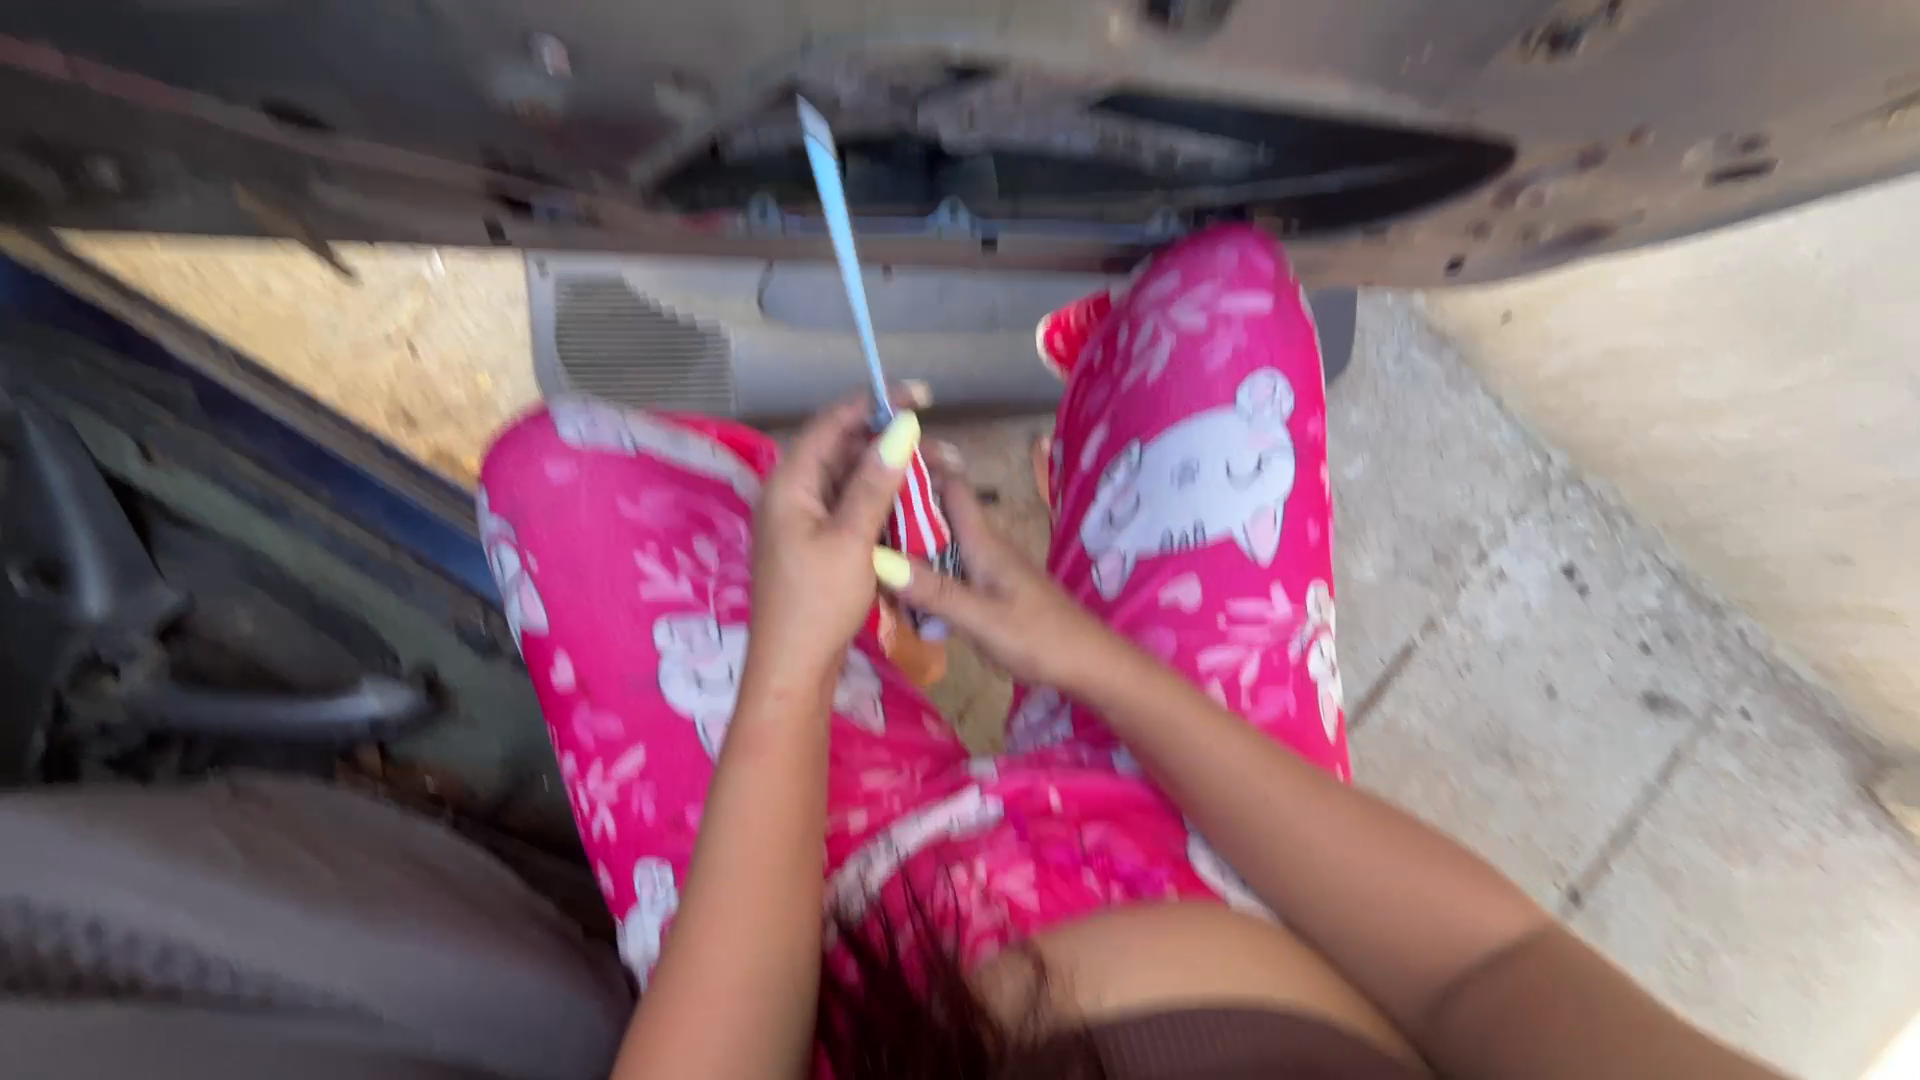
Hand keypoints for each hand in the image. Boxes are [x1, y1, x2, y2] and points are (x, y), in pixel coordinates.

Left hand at [748, 393, 922, 690]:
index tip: (921, 398)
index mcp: (790, 482)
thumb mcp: (852, 539)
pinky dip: (881, 503)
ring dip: (891, 475)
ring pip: (852, 481)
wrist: (794, 668)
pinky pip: (852, 508)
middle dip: (891, 444)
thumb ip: (875, 482)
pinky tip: (914, 506)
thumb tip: (900, 428)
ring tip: (938, 475)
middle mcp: (793, 492)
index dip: (876, 403)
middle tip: (941, 449)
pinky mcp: (818, 542)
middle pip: (844, 450)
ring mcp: (804, 519)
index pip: (834, 423)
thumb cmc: (818, 602)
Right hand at [878, 445, 1123, 692]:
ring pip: (941, 544)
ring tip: (867, 553)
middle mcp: (985, 547)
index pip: (950, 485)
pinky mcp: (991, 591)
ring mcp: (989, 569)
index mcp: (984, 542)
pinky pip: (949, 571)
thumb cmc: (1039, 638)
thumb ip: (933, 591)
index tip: (880, 459)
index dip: (920, 465)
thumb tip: (877, 559)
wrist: (1087, 664)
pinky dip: (924, 574)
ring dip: (909, 545)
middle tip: (858, 515)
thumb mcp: (981, 618)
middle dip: (902, 508)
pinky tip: (903, 594)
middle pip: (939, 513)